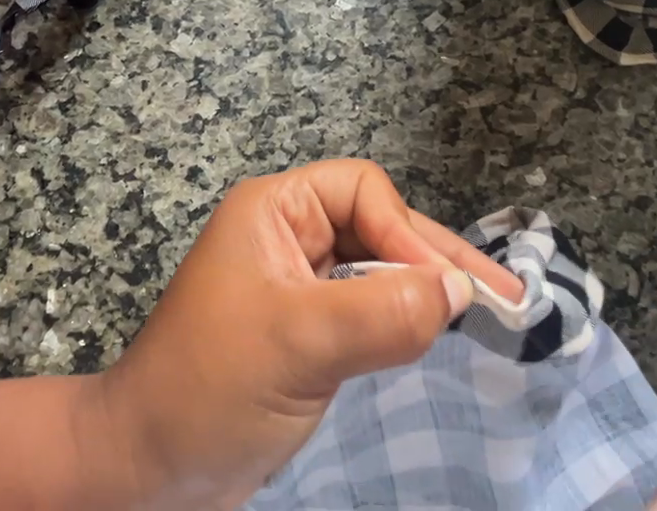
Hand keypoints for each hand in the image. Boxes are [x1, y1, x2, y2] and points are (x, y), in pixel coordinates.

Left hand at [90, 160, 522, 509]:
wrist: (150, 463)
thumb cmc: (211, 386)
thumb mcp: (297, 342)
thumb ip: (380, 312)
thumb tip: (458, 291)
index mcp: (273, 211)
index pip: (361, 193)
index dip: (405, 233)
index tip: (444, 292)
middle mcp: (287, 235)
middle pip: (377, 226)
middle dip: (435, 259)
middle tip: (506, 298)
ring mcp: (298, 283)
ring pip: (378, 268)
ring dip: (427, 289)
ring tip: (493, 313)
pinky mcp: (307, 328)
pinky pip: (368, 307)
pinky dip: (405, 318)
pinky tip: (439, 333)